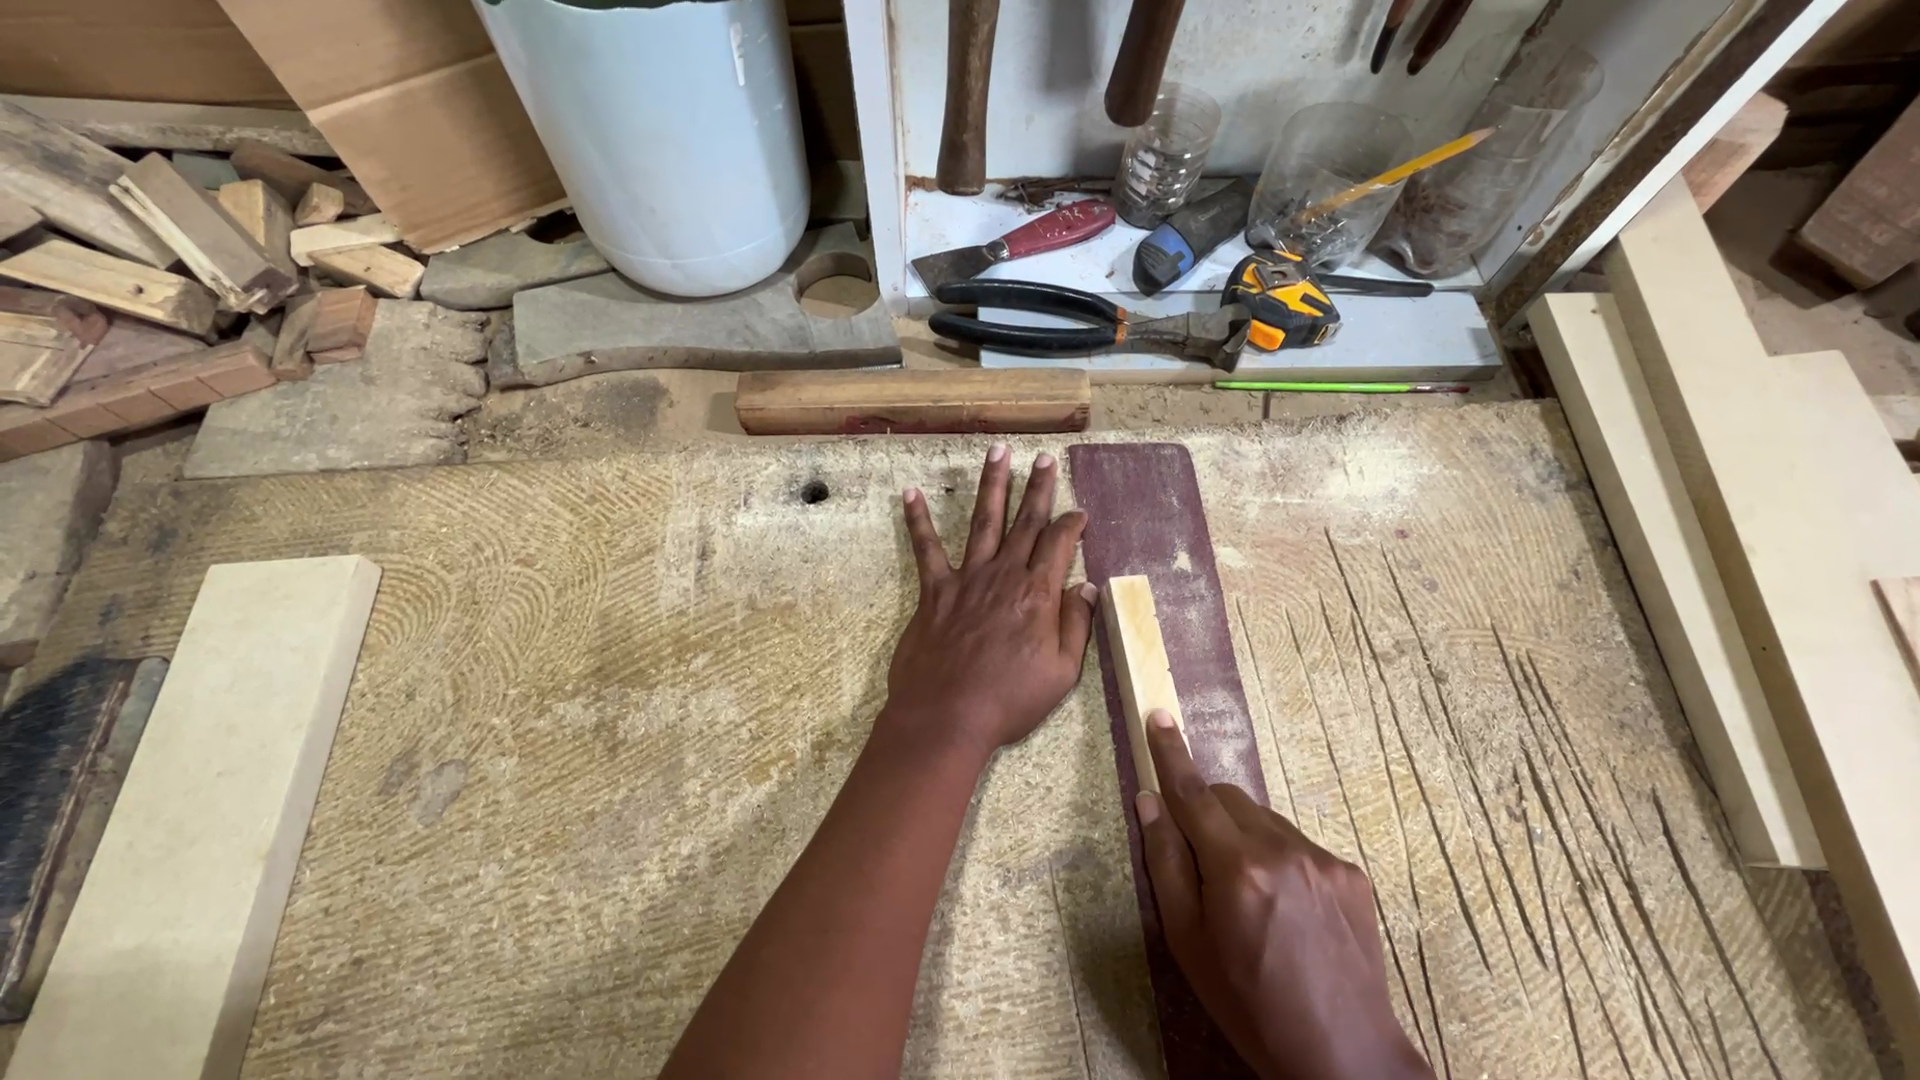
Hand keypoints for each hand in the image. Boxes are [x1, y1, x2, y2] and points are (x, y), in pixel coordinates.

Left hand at [882, 444, 1097, 761]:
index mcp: (1038, 595)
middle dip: (1038, 487)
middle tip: (1045, 458)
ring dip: (992, 485)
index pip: (1060, 544)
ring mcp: (967, 579)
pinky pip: (926, 549)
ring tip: (999, 452)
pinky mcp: (934, 592)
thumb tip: (1087, 588)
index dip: (1072, 524)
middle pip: (1026, 522)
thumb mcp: (1062, 673)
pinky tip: (910, 493)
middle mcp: (1004, 576)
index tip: (1080, 512)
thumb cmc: (1009, 700)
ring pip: (983, 521)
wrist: (947, 715)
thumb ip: (1076, 626)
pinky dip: (918, 520)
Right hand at [1136, 710, 1434, 1079]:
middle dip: (1207, 814)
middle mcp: (1284, 850)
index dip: (1172, 754)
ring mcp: (1325, 860)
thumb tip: (1150, 801)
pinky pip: (1299, 845)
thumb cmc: (1248, 1003)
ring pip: (1265, 820)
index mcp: (1237, 868)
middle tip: (1200, 863)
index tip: (1159, 717)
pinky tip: (1287, 910)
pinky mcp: (1352, 874)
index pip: (1194, 794)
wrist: (1341, 1055)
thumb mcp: (1187, 941)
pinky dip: (1279, 859)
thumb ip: (1166, 863)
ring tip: (1250, 899)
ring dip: (1244, 838)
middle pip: (1230, 799)